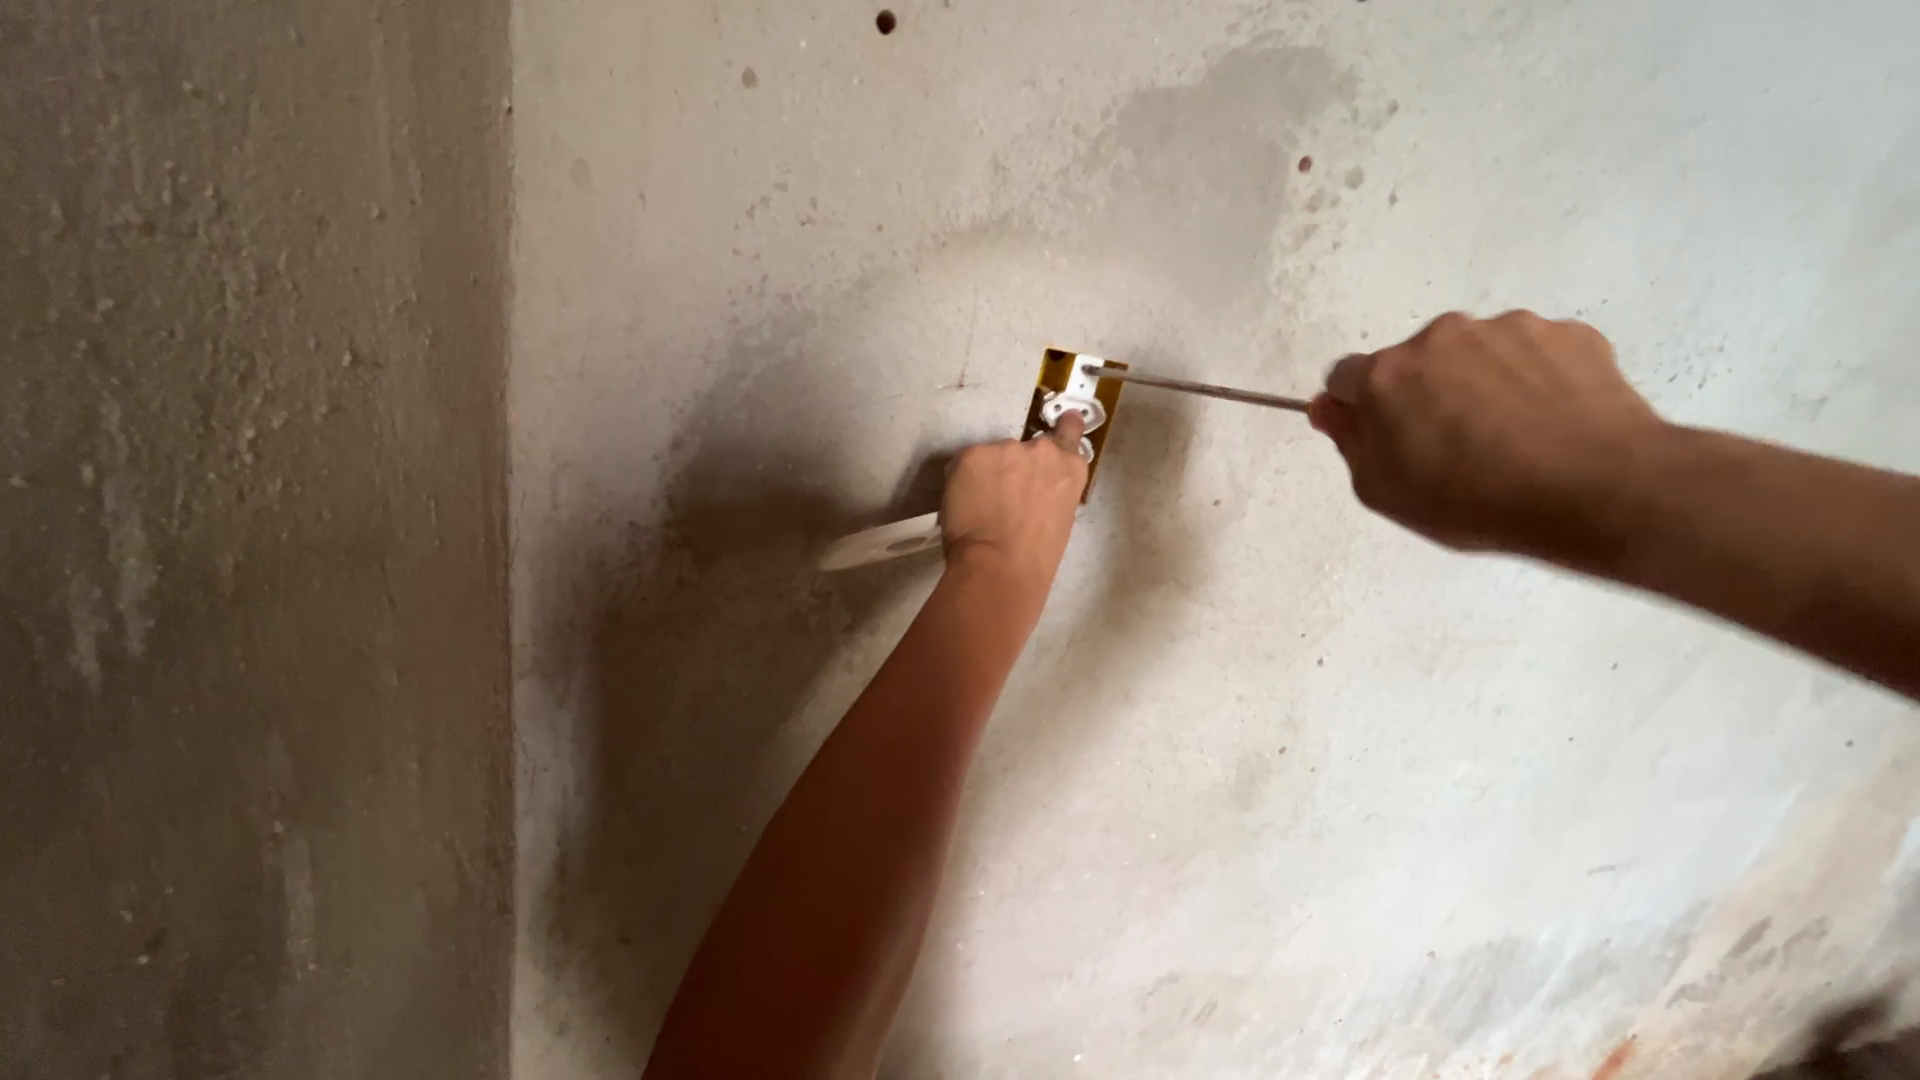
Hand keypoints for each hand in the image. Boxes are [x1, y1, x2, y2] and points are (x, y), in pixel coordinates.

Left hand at [940, 413, 1088, 587]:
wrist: (1000, 567)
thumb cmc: (1036, 557)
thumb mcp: (1058, 516)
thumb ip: (1049, 490)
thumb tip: (1028, 489)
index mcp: (1069, 467)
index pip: (1069, 430)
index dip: (1063, 426)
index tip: (1061, 420)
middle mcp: (1041, 449)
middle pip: (1021, 450)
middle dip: (1011, 467)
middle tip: (1001, 499)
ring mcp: (1005, 448)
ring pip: (990, 458)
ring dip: (985, 475)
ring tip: (981, 509)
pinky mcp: (972, 454)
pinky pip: (964, 465)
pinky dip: (961, 482)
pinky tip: (966, 507)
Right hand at [1309, 311, 1667, 561]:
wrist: (1596, 489)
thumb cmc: (1470, 500)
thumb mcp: (1382, 490)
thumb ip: (1348, 440)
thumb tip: (1329, 406)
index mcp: (1385, 375)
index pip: (1345, 377)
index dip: (1358, 408)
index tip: (1383, 439)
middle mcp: (1439, 336)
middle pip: (1411, 361)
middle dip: (1420, 392)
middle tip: (1450, 444)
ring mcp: (1507, 328)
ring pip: (1472, 352)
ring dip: (1475, 381)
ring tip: (1509, 433)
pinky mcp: (1567, 332)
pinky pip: (1531, 351)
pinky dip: (1531, 377)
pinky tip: (1548, 420)